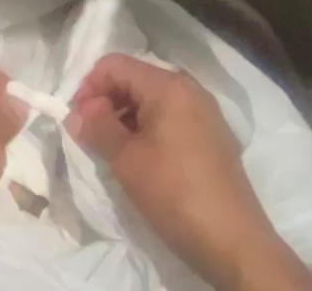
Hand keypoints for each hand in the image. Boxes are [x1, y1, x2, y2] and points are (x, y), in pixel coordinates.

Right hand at [66, 54, 311, 290]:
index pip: (114, 65)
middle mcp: (190, 90)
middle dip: (106, 101)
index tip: (77, 119)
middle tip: (90, 133)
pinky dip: (148, 128)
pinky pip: (171, 117)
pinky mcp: (214, 138)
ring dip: (126, 116)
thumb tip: (75, 113)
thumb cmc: (175, 193)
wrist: (236, 246)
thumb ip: (96, 127)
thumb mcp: (126, 159)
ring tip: (113, 148)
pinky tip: (141, 157)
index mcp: (168, 86)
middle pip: (134, 78)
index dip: (88, 87)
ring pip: (152, 99)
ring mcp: (206, 114)